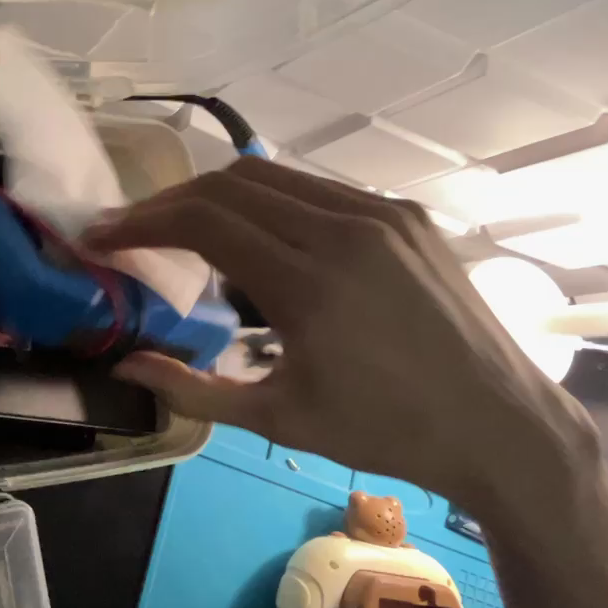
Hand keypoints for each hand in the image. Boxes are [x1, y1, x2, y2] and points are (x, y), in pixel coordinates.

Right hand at [83, 158, 600, 521]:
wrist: (504, 427)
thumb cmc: (384, 432)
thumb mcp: (275, 420)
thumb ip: (189, 390)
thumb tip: (122, 366)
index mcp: (312, 284)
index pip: (203, 221)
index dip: (142, 223)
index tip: (102, 237)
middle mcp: (347, 230)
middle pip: (227, 185)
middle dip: (165, 204)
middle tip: (129, 231)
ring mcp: (382, 214)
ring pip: (269, 175)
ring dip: (211, 195)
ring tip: (179, 227)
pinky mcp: (404, 214)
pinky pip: (312, 187)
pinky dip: (264, 199)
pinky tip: (250, 231)